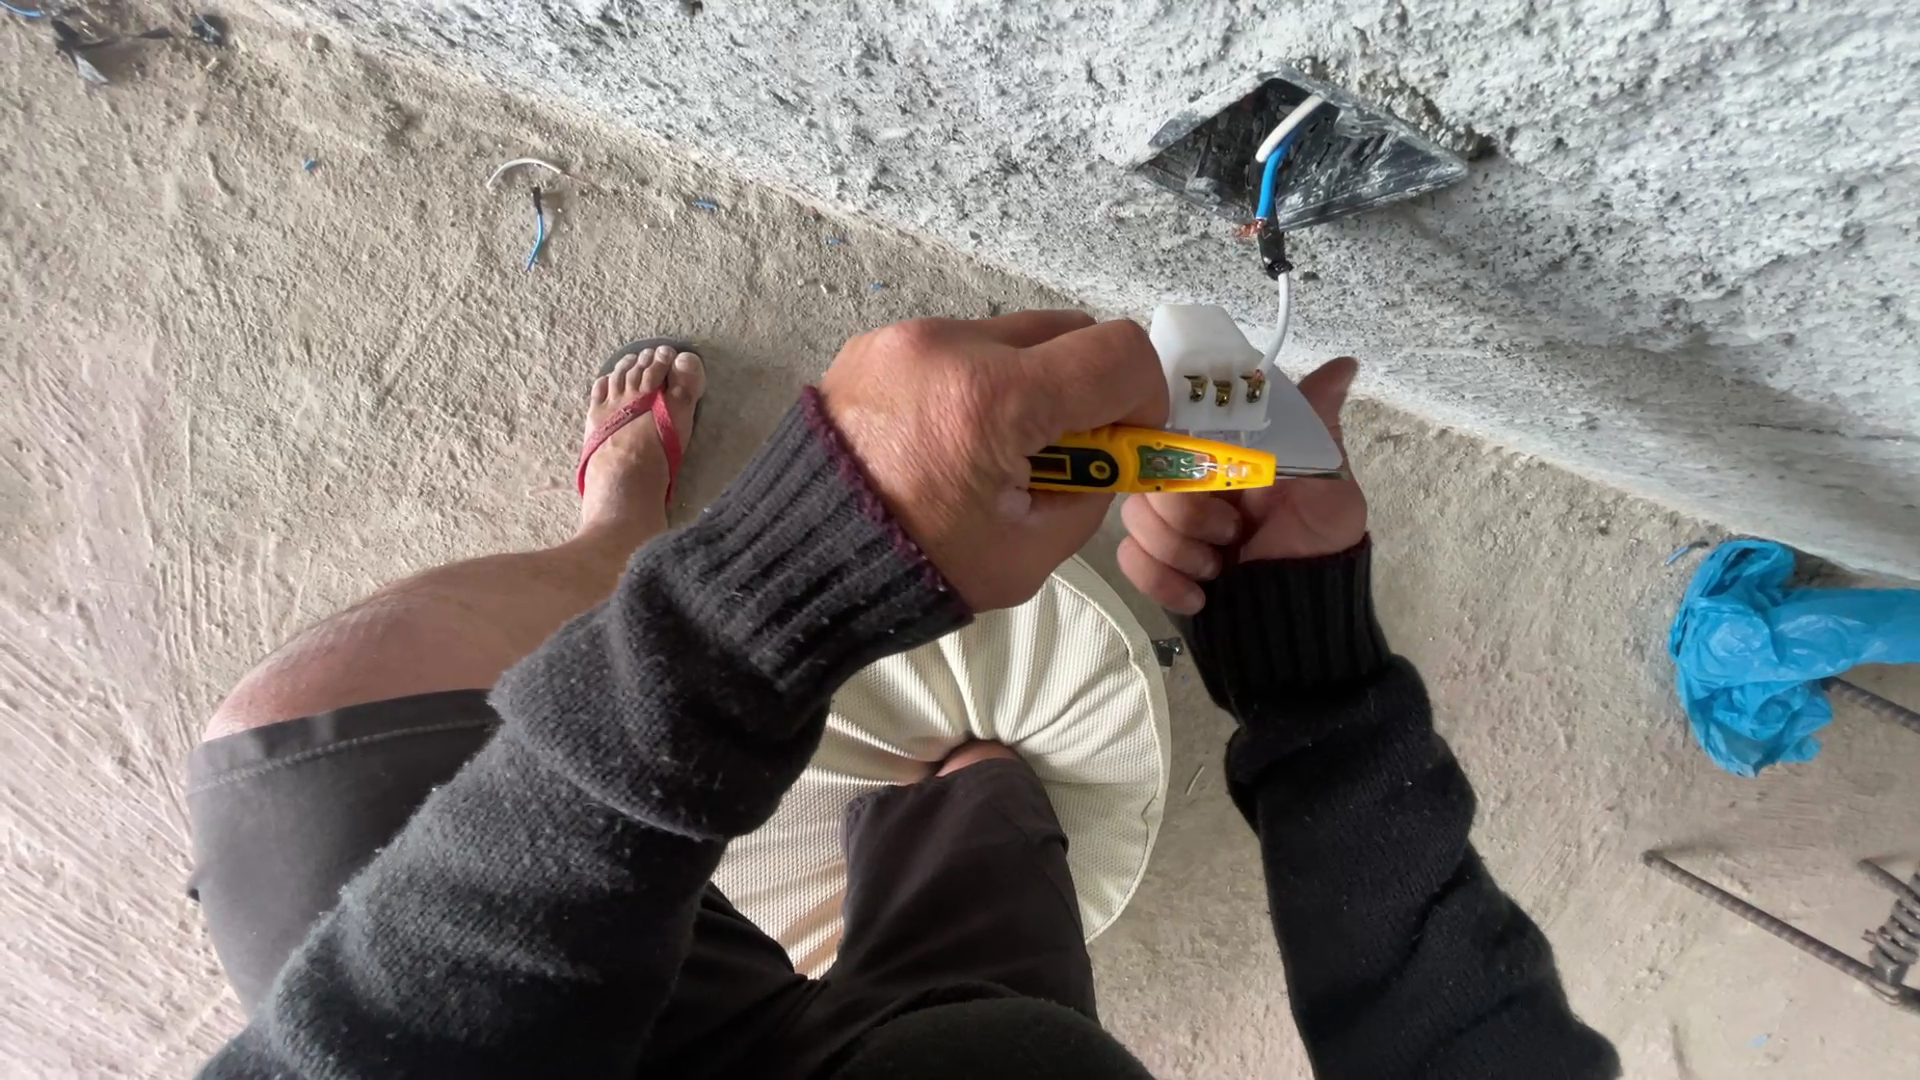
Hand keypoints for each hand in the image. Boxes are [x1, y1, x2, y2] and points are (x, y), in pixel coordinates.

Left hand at [820, 311, 1165, 609]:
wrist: (800, 560)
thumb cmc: (918, 570)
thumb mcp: (1028, 555)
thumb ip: (1088, 495)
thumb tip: (1102, 456)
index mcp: (995, 402)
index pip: (1120, 353)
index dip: (1144, 396)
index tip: (1125, 437)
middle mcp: (951, 345)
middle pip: (1070, 331)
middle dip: (1085, 388)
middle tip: (1059, 448)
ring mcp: (908, 337)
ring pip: (1013, 335)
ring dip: (1028, 382)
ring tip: (990, 446)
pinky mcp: (877, 342)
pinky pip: (959, 345)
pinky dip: (976, 380)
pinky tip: (946, 434)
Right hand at [1117, 357, 1365, 614]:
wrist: (1294, 625)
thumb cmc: (1318, 551)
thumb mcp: (1328, 486)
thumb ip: (1316, 429)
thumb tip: (1344, 365)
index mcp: (1226, 456)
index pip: (1178, 426)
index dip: (1183, 447)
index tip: (1206, 472)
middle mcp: (1189, 482)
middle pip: (1147, 472)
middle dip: (1186, 512)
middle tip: (1230, 535)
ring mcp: (1167, 524)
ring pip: (1133, 515)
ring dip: (1176, 549)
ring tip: (1216, 572)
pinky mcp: (1151, 561)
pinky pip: (1127, 557)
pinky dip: (1160, 579)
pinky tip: (1198, 596)